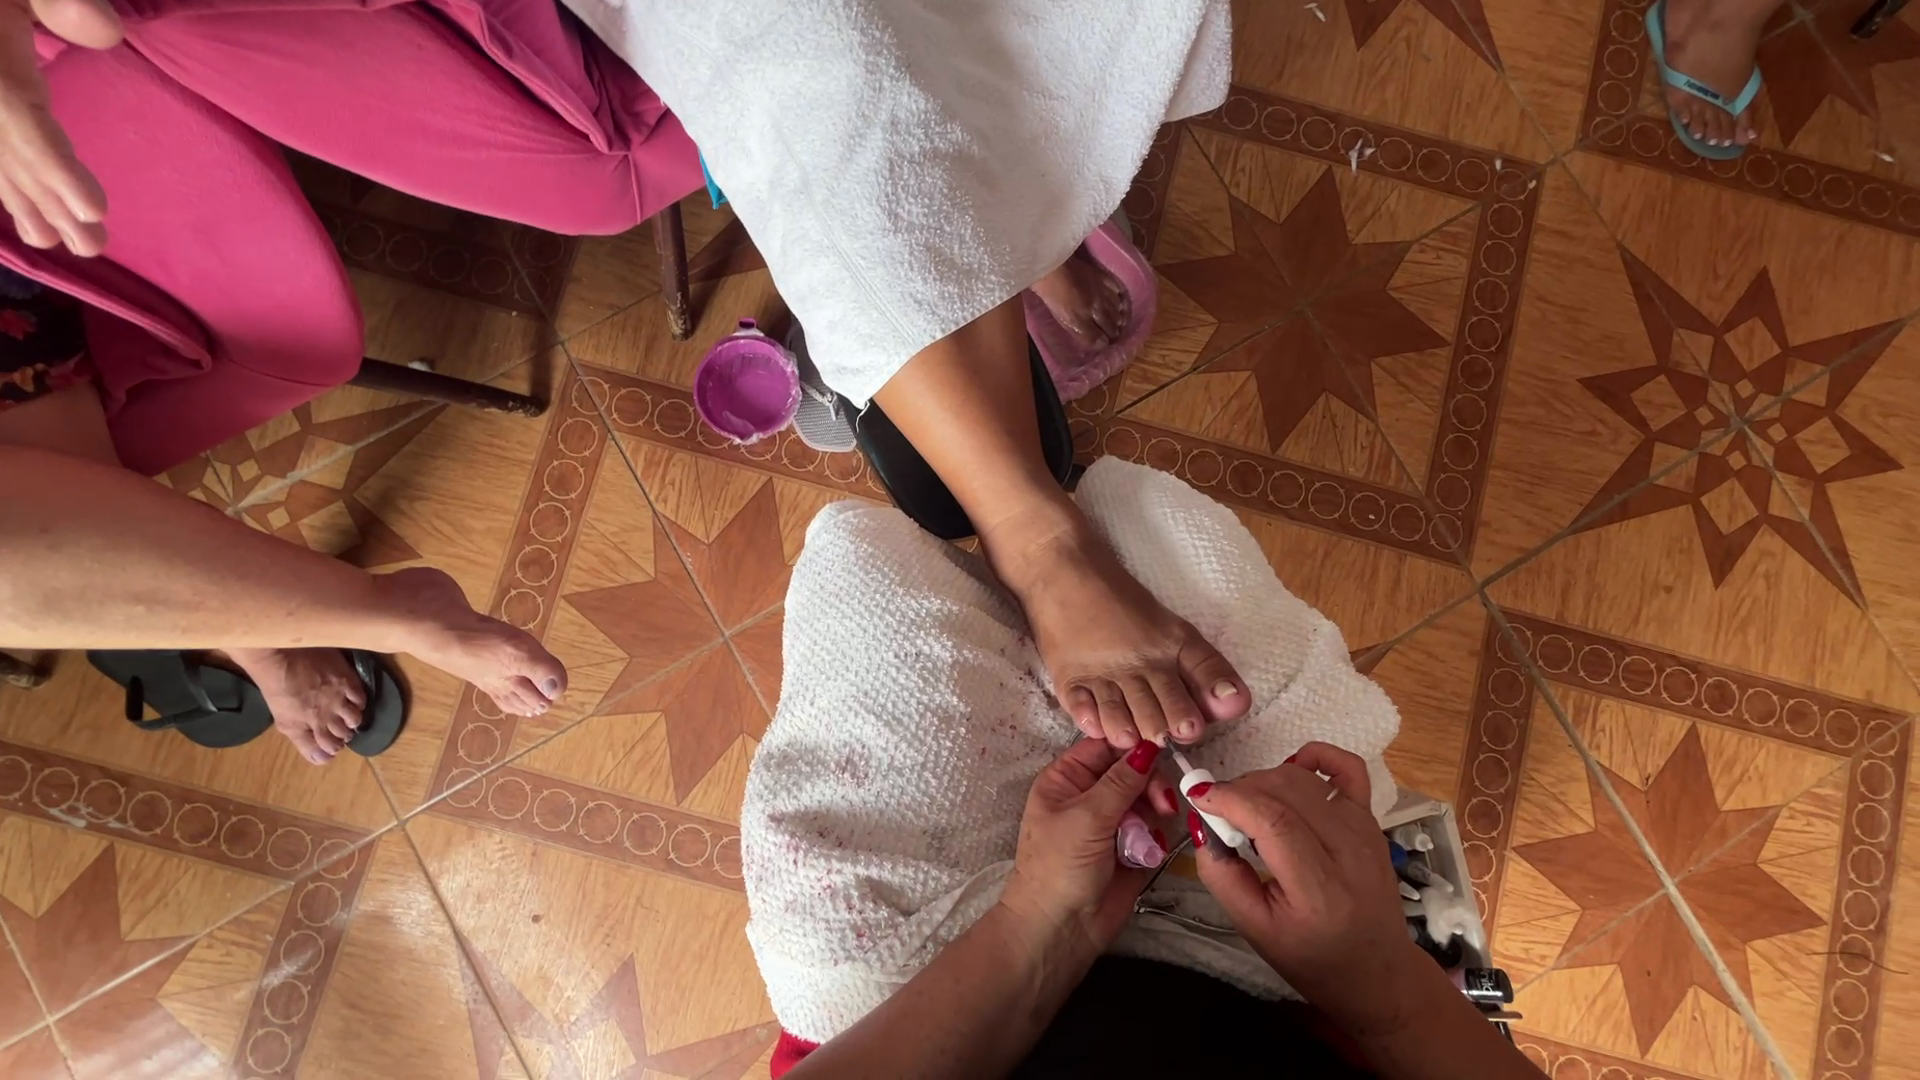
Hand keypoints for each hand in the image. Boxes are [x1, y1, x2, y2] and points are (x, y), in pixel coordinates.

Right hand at [0, 0, 120, 254]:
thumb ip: (59, 3)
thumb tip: (107, 31)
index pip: (19, 118)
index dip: (53, 165)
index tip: (93, 209)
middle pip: (8, 150)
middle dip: (46, 201)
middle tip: (92, 248)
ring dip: (26, 201)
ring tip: (60, 243)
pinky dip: (7, 182)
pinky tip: (28, 216)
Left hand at [997, 738, 1164, 952]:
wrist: (1060, 930)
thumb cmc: (1059, 865)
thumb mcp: (1086, 816)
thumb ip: (1120, 781)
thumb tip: (1148, 745)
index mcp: (1067, 777)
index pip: (1105, 745)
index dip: (1132, 742)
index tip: (1162, 743)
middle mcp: (1090, 794)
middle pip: (1132, 770)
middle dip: (1150, 783)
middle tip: (1163, 803)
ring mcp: (1111, 821)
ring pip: (1147, 799)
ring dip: (1155, 810)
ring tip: (1156, 827)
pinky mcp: (1130, 847)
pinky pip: (1153, 829)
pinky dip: (1155, 836)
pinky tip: (1150, 851)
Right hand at [1189, 741, 1428, 1037]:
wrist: (1377, 972)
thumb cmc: (1311, 957)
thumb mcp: (1253, 928)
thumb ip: (1221, 874)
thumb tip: (1203, 822)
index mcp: (1321, 891)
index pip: (1273, 821)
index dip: (1230, 799)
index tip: (1197, 797)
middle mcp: (1350, 852)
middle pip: (1285, 791)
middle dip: (1240, 789)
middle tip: (1219, 811)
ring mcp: (1365, 830)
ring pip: (1304, 778)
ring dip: (1264, 779)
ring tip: (1248, 806)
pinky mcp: (1371, 819)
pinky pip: (1346, 767)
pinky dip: (1315, 756)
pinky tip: (1290, 768)